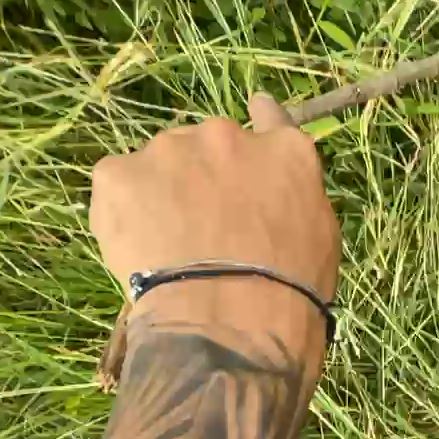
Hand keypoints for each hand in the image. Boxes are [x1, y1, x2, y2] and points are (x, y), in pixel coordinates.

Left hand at [90, 93, 339, 299]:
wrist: (232, 319)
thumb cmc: (294, 289)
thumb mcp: (320, 239)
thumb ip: (294, 199)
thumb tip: (273, 191)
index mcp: (287, 154)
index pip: (273, 119)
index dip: (262, 124)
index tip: (254, 131)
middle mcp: (227, 136)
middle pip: (213, 144)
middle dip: (213, 172)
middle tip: (217, 222)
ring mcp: (168, 150)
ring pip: (166, 163)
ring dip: (171, 190)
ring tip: (178, 243)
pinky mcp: (118, 172)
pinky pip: (125, 186)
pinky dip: (134, 211)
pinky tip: (149, 248)